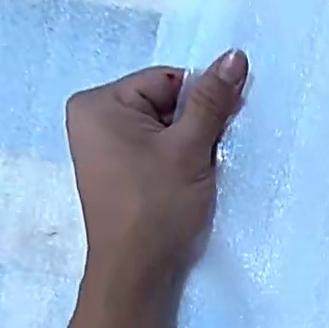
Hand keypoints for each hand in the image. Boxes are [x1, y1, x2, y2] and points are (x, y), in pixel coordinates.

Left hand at [66, 51, 247, 299]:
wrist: (136, 273)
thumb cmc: (157, 205)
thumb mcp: (190, 147)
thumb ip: (212, 100)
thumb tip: (235, 54)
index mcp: (98, 103)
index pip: (167, 80)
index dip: (200, 101)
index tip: (221, 128)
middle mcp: (92, 119)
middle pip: (163, 103)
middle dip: (193, 125)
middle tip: (207, 156)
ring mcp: (101, 148)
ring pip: (162, 128)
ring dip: (188, 145)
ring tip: (195, 173)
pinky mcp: (114, 171)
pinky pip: (152, 149)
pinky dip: (175, 160)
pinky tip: (183, 182)